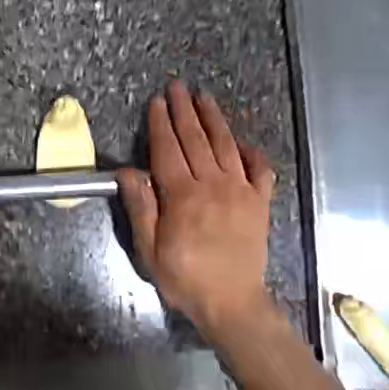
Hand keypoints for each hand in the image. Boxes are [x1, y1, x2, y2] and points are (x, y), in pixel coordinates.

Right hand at [120, 81, 276, 336]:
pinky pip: (260, 170)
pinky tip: (242, 142)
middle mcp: (213, 185)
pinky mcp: (260, 203)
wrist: (232, 303)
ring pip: (226, 146)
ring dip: (214, 120)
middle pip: (196, 140)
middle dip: (185, 111)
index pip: (168, 150)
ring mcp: (241, 191)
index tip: (157, 102)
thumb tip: (128, 171)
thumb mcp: (149, 248)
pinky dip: (251, 152)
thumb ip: (140, 207)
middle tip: (178, 87)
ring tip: (205, 98)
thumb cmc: (184, 278)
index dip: (161, 124)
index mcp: (182, 195)